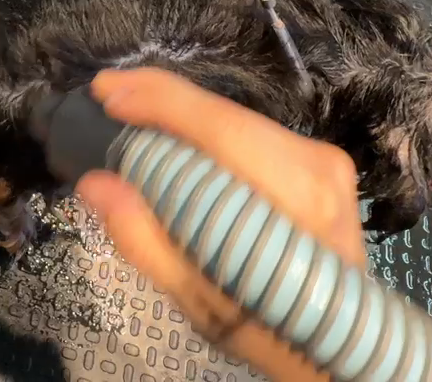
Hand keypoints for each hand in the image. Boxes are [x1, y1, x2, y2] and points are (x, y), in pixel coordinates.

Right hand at [77, 68, 367, 381]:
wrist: (338, 343)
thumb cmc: (267, 328)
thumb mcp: (203, 306)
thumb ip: (148, 244)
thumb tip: (93, 183)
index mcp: (297, 201)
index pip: (221, 130)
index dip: (163, 103)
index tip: (107, 94)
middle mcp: (317, 165)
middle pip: (223, 113)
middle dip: (159, 94)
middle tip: (105, 88)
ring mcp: (323, 157)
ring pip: (232, 114)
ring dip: (176, 104)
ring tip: (126, 101)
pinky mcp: (317, 156)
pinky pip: (244, 126)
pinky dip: (200, 120)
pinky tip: (167, 120)